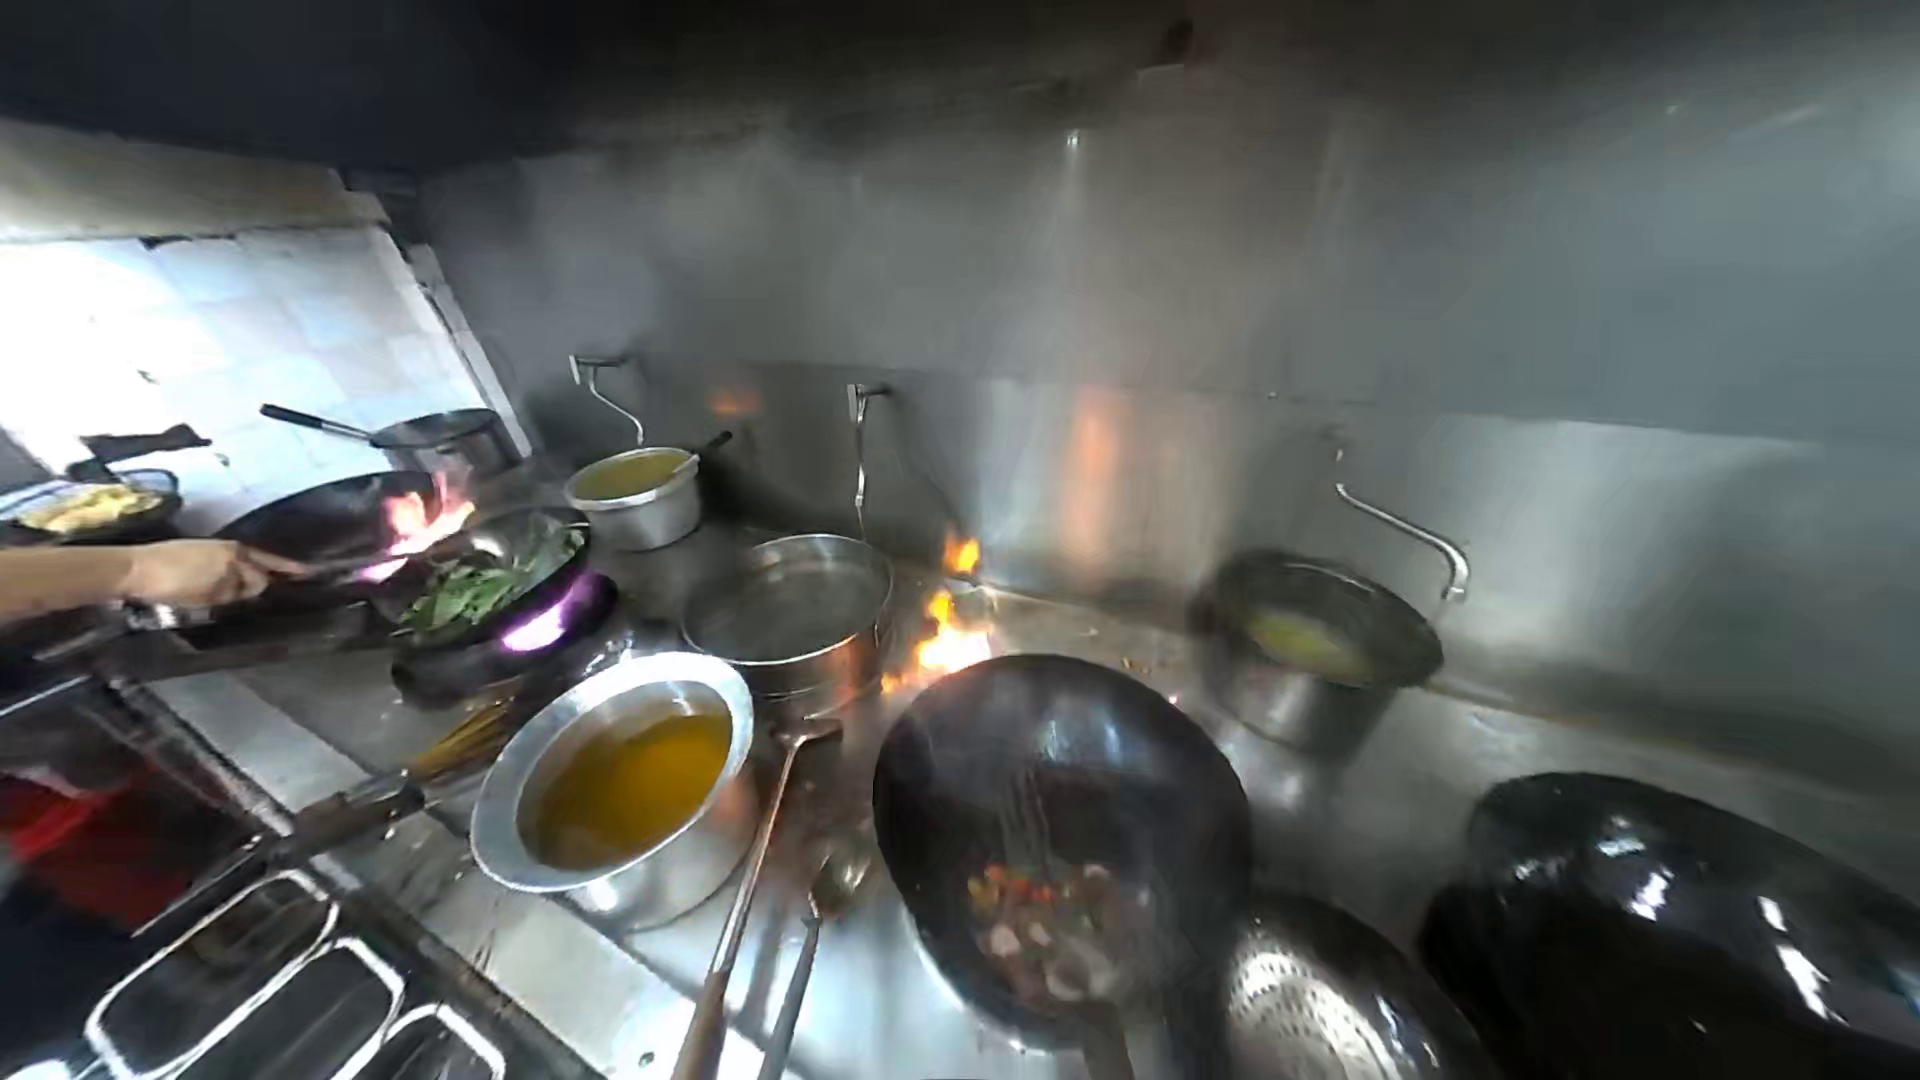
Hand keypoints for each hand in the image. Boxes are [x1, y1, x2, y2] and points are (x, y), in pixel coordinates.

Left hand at [119, 540, 306, 607]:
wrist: (122, 570)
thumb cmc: (174, 581)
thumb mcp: (214, 590)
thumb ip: (241, 588)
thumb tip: (258, 587)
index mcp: (238, 554)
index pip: (270, 568)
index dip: (289, 573)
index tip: (310, 576)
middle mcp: (227, 547)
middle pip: (258, 561)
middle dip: (274, 570)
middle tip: (291, 579)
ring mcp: (204, 548)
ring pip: (237, 562)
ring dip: (249, 571)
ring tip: (257, 583)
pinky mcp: (183, 554)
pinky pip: (217, 564)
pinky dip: (227, 572)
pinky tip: (225, 580)